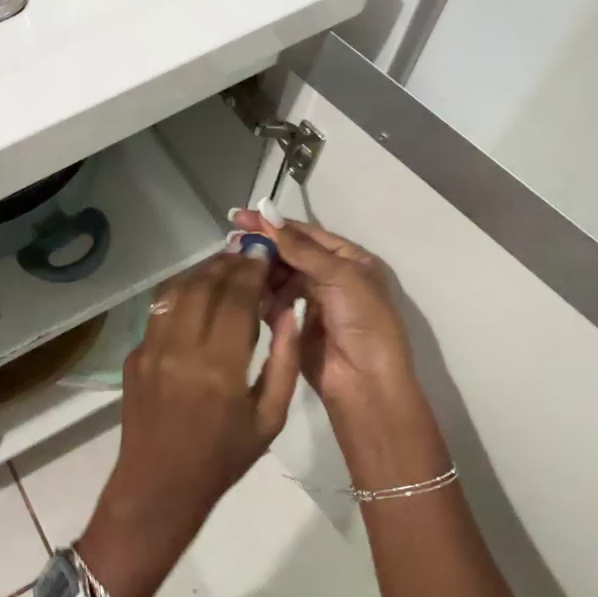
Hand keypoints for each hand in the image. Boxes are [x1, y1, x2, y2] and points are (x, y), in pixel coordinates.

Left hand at [83, 253, 301, 595]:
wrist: (159, 484)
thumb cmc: (223, 457)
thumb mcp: (269, 417)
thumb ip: (283, 361)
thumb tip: (288, 311)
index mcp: (219, 367)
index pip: (236, 298)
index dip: (251, 270)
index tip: (265, 253)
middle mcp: (180, 349)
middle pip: (204, 285)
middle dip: (228, 263)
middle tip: (248, 253)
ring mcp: (151, 349)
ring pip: (175, 291)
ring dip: (202, 272)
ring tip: (225, 266)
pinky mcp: (134, 355)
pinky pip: (159, 312)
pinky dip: (180, 294)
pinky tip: (197, 295)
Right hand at [232, 212, 412, 405]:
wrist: (365, 383)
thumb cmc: (363, 322)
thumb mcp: (339, 276)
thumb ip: (300, 247)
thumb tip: (266, 213)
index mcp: (349, 260)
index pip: (306, 234)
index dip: (275, 224)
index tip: (241, 217)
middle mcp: (331, 277)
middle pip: (289, 253)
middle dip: (264, 247)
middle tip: (232, 242)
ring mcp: (311, 301)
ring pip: (277, 276)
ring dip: (259, 270)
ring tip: (236, 266)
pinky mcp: (293, 324)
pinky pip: (271, 301)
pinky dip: (258, 294)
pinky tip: (243, 289)